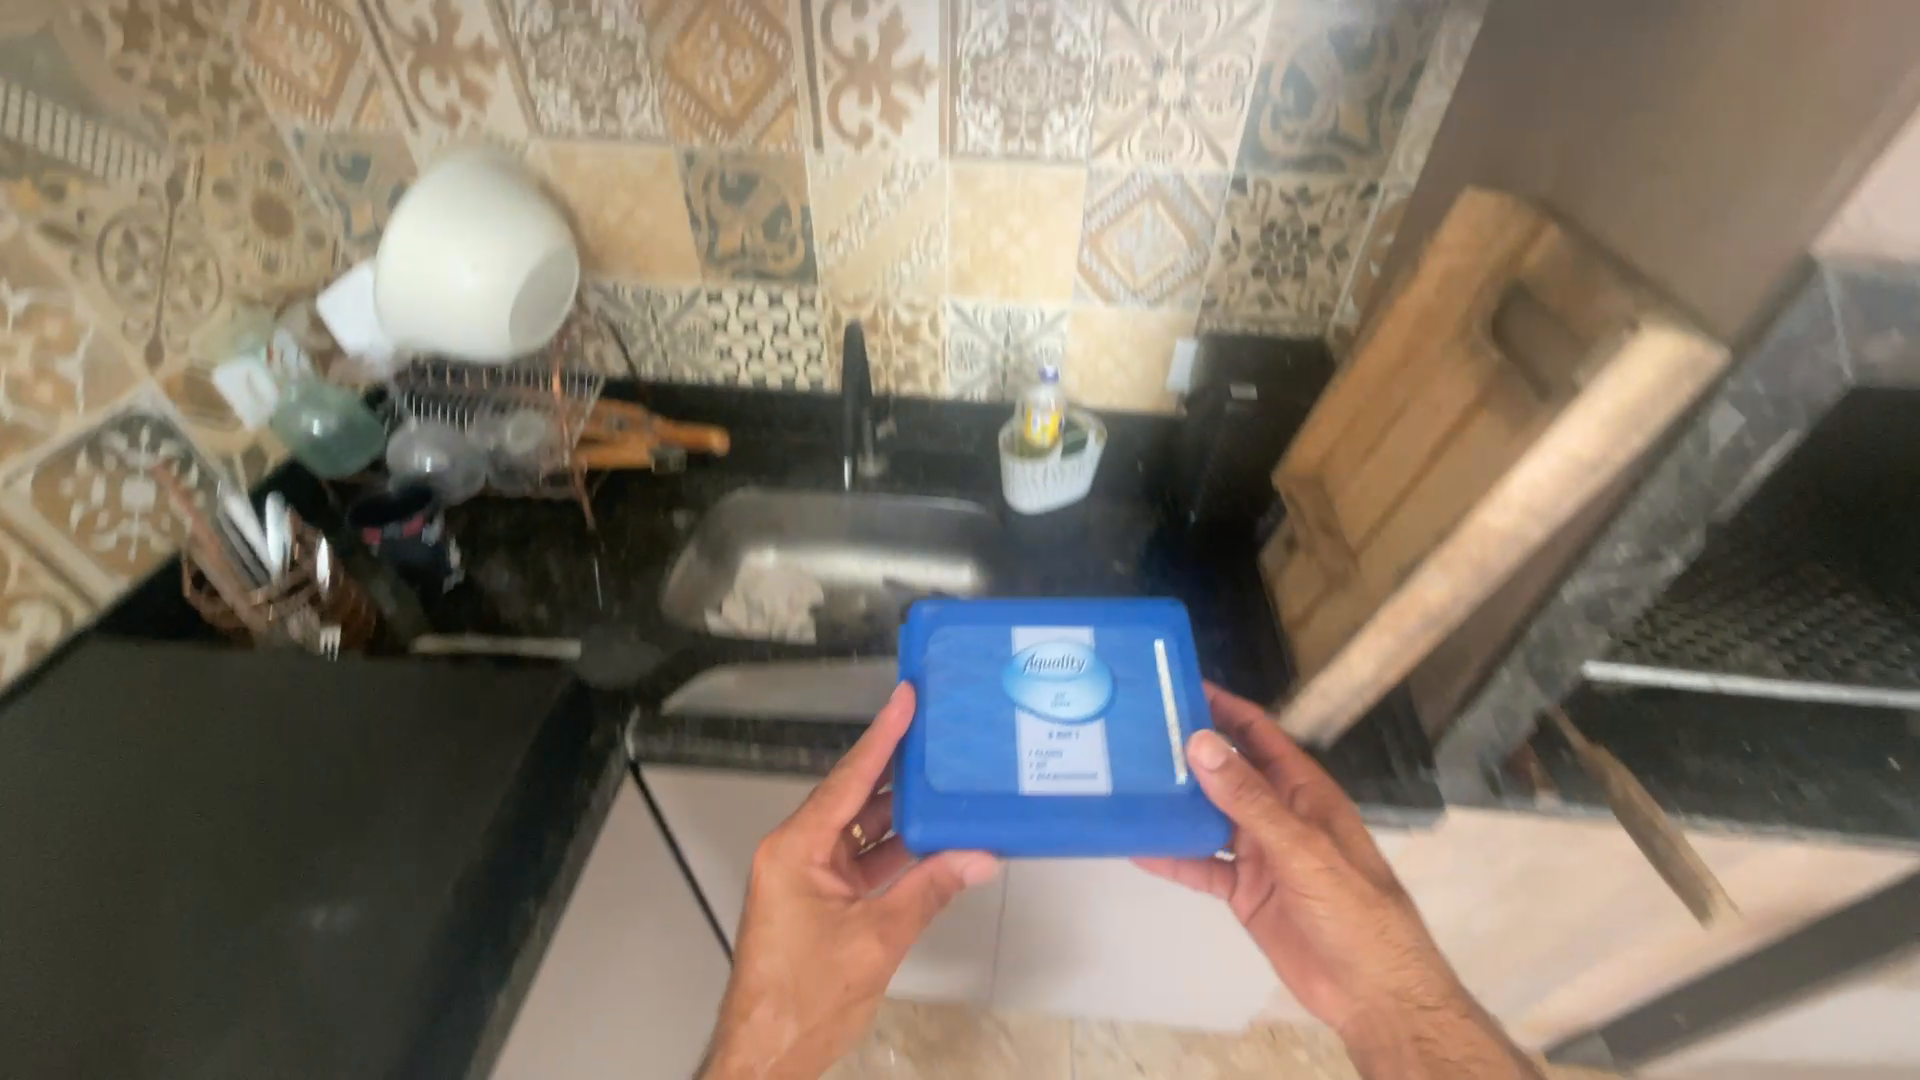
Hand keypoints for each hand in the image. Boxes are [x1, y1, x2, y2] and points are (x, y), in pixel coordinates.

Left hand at [700, 684, 998, 1079]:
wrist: (767, 1058)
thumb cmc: (807, 995)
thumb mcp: (876, 940)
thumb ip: (929, 890)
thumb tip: (982, 855)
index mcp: (797, 846)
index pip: (849, 778)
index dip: (882, 736)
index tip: (905, 697)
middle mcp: (799, 848)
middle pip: (855, 795)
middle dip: (896, 765)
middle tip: (935, 729)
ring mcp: (810, 872)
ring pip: (862, 828)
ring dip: (902, 812)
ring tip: (944, 775)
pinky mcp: (822, 896)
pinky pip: (864, 859)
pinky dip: (897, 851)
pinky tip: (935, 837)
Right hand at [1136, 685, 1539, 1079]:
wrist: (1374, 997)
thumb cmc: (1352, 910)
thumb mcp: (1301, 848)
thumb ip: (1248, 798)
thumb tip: (1199, 742)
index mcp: (1301, 791)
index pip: (1257, 734)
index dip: (1223, 707)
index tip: (1177, 686)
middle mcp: (1277, 813)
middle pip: (1225, 772)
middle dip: (1186, 752)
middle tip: (1134, 733)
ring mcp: (1259, 852)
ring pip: (1207, 816)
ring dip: (1174, 803)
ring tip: (1127, 782)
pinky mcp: (1244, 889)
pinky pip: (1202, 864)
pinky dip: (1173, 856)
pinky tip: (1137, 846)